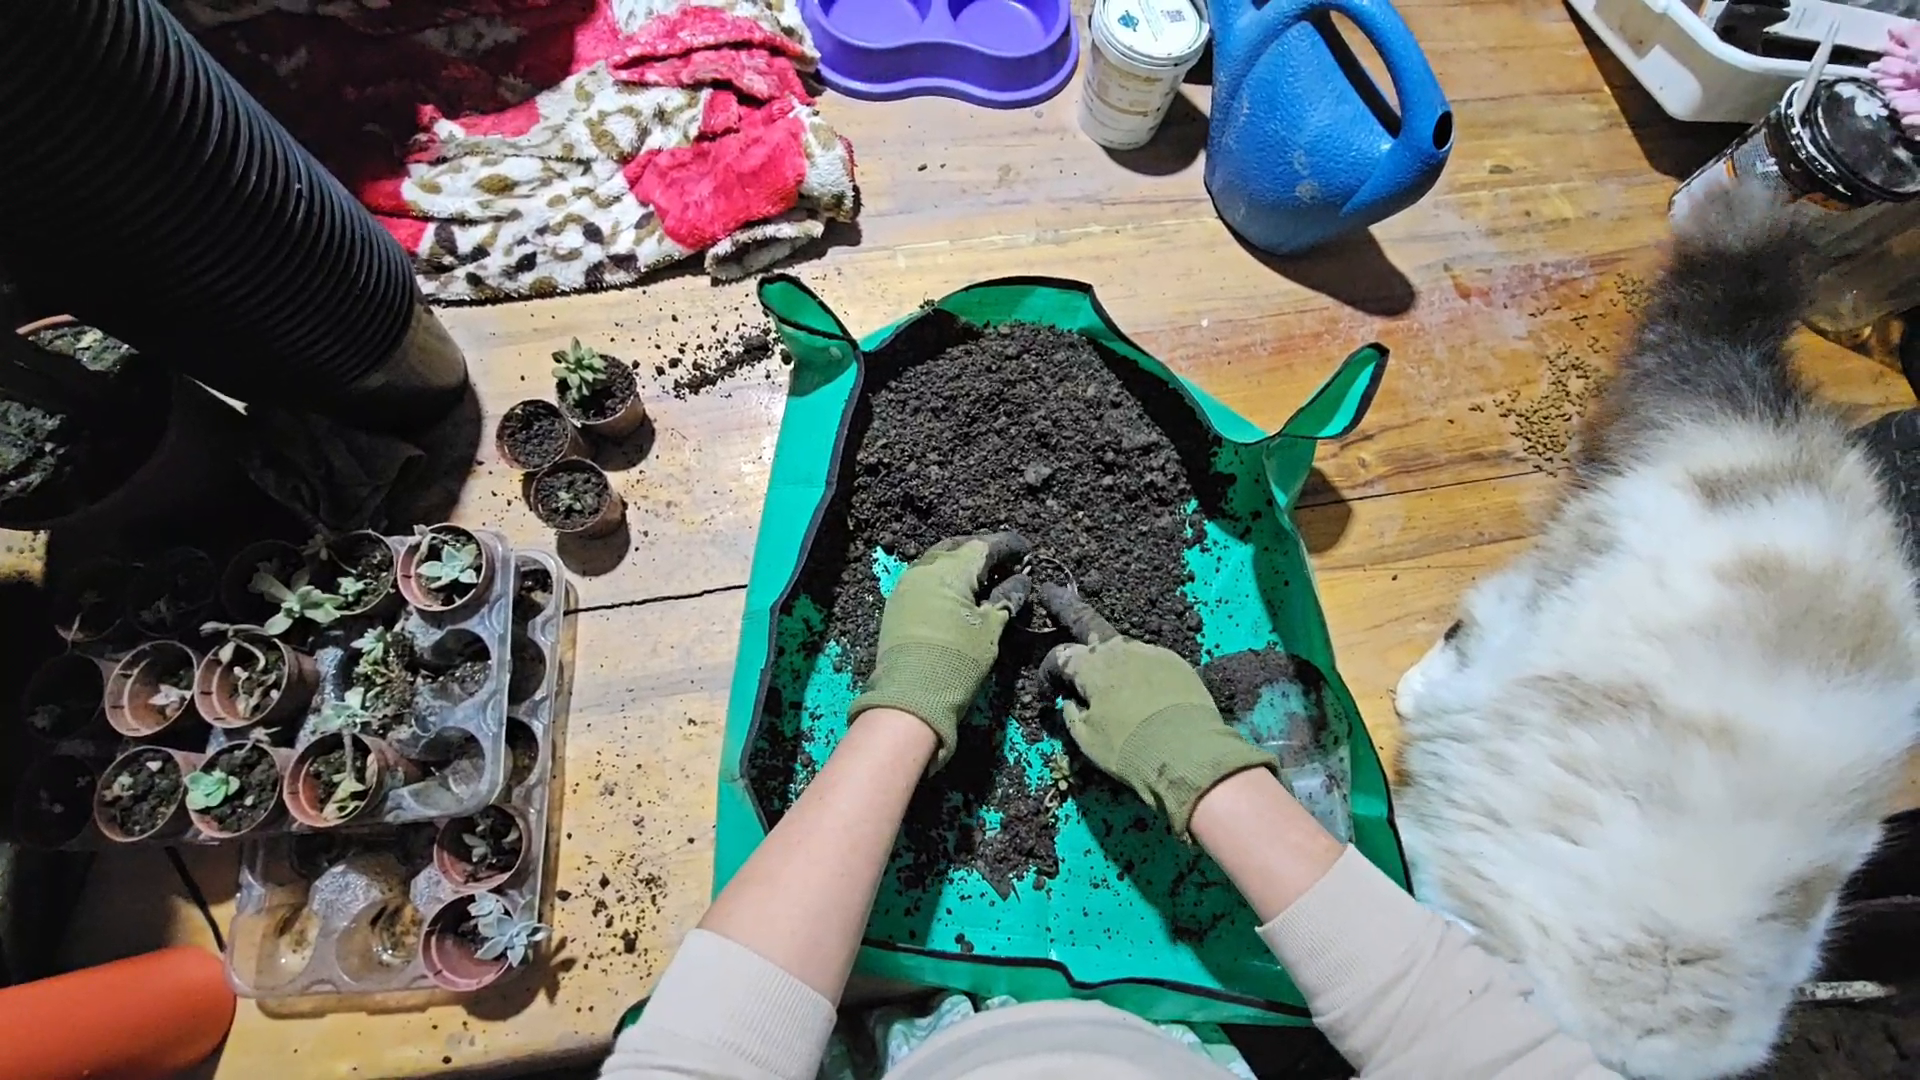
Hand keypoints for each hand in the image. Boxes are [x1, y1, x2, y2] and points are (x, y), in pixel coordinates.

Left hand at [850, 532, 1030, 770]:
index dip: (1009, 547)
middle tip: (1005, 565)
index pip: (985, 546)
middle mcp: (925, 567)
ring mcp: (907, 584)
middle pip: (959, 548)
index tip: (1026, 552)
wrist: (910, 696)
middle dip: (983, 552)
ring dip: (962, 566)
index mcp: (951, 568)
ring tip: (983, 580)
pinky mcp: (897, 602)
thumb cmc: (958, 658)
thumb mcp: (991, 628)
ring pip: (939, 561)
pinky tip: (959, 594)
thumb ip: (1006, 597)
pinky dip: (945, 580)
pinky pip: (926, 578)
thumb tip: (1020, 579)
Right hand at [1038, 583, 1273, 837]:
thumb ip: (1072, 714)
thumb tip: (1070, 701)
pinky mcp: (1177, 662)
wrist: (1187, 753)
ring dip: (1111, 656)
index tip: (1047, 693)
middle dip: (1064, 607)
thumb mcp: (1086, 738)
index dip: (1047, 673)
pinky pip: (1149, 661)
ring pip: (1122, 647)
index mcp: (1090, 665)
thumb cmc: (1127, 747)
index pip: (1058, 657)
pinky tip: (1145, 692)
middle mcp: (1119, 648)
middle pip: (1086, 621)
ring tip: (1111, 674)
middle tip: (1050, 593)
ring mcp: (1150, 652)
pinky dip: (1140, 671)